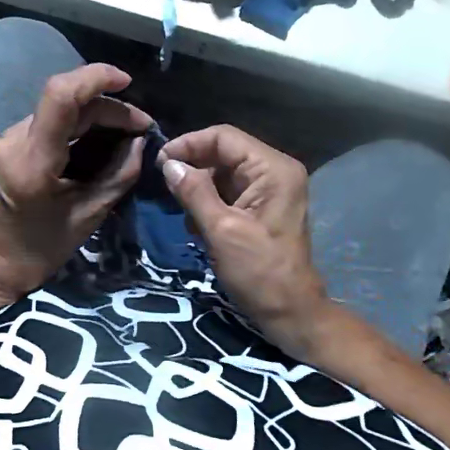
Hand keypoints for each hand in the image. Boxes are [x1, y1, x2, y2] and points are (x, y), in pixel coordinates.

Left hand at [0, 64, 152, 301]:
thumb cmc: (43, 247)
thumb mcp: (91, 215)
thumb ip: (119, 172)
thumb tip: (140, 138)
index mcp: (33, 163)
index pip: (60, 97)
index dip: (95, 78)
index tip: (127, 83)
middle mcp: (13, 141)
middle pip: (66, 101)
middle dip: (109, 107)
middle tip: (141, 127)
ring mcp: (7, 139)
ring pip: (59, 108)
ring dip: (96, 113)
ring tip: (126, 131)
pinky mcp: (9, 142)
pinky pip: (50, 120)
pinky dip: (79, 123)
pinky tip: (100, 137)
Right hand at [159, 126, 331, 346]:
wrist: (290, 312)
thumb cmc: (259, 271)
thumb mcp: (221, 231)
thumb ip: (194, 193)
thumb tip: (168, 164)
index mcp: (273, 169)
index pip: (224, 137)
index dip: (189, 144)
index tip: (160, 163)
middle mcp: (275, 171)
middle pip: (224, 152)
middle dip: (192, 167)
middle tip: (165, 186)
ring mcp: (270, 189)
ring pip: (223, 171)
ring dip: (198, 187)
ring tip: (182, 211)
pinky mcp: (262, 206)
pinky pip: (229, 190)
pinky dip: (208, 201)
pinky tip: (196, 224)